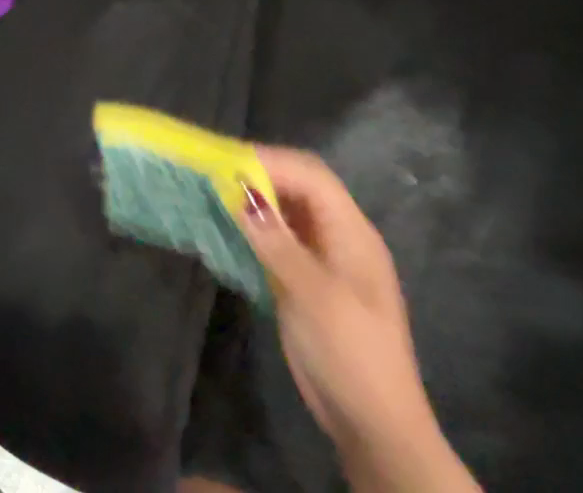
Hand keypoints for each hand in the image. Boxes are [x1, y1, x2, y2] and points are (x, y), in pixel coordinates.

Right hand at [242, 147, 478, 492]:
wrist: (372, 421)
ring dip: (254, 200)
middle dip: (259, 174)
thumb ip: (277, 243)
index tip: (222, 161)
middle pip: (300, 188)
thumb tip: (241, 194)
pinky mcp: (306, 281)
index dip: (270, 161)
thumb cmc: (350, 353)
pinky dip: (254, 228)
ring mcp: (324, 260)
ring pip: (287, 212)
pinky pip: (279, 240)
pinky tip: (226, 229)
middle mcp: (339, 238)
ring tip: (211, 193)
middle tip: (210, 173)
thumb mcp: (313, 296)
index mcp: (353, 234)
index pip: (312, 178)